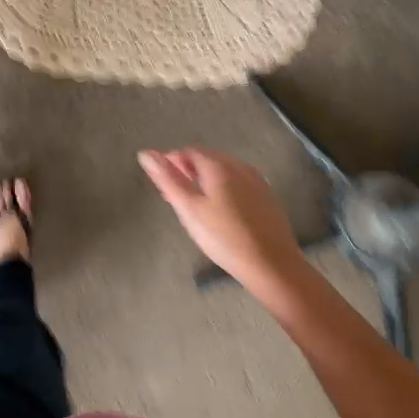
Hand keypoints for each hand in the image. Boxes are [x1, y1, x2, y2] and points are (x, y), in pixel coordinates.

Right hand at [139, 148, 301, 288]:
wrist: (272, 265)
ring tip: (196, 206)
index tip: (163, 184)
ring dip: (206, 180)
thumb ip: (167, 180)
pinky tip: (221, 213)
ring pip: (224, 172)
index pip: (188, 151)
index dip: (172, 163)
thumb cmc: (224, 237)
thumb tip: (146, 153)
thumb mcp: (189, 209)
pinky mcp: (267, 198)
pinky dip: (224, 190)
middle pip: (207, 159)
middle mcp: (240, 167)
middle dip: (188, 171)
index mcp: (219, 166)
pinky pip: (239, 184)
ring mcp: (257, 182)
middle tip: (176, 197)